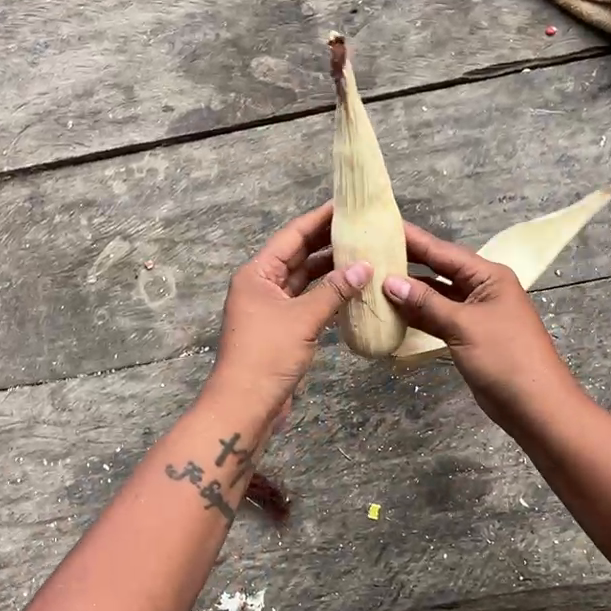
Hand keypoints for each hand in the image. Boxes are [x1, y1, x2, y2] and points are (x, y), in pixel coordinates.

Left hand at [209, 202, 371, 415]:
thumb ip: (334, 291)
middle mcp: (261, 284)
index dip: (318, 219)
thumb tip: (364, 266)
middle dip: (327, 242)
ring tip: (364, 254)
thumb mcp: (303, 319)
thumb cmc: (267, 355)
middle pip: (298, 255)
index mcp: (257, 273)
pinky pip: (307, 301)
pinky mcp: (281, 328)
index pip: (292, 236)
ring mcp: (271, 307)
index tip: (345, 206)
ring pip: (304, 279)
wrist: (245, 405)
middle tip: (361, 227)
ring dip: (330, 269)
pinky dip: (327, 294)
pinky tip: (352, 288)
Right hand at [382, 223, 580, 426]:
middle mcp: (481, 289)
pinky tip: (391, 309)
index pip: (443, 251)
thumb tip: (389, 281)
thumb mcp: (463, 325)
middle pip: (438, 269)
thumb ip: (425, 302)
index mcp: (488, 276)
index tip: (384, 225)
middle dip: (408, 260)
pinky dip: (416, 313)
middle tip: (371, 248)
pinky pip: (436, 316)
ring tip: (373, 276)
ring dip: (408, 289)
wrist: (536, 407)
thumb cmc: (505, 358)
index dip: (413, 239)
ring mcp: (474, 313)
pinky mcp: (467, 335)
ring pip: (435, 294)